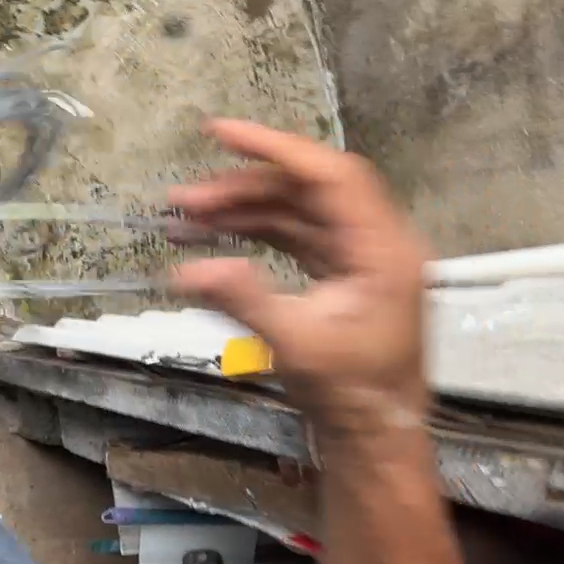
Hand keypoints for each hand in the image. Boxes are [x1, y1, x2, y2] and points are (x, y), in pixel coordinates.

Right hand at [169, 119, 431, 436]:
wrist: (375, 431)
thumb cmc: (350, 390)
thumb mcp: (295, 346)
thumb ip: (244, 301)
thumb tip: (185, 270)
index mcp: (381, 250)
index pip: (330, 176)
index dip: (274, 148)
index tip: (220, 132)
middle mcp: (374, 242)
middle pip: (304, 190)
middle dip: (239, 187)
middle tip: (182, 200)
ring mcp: (356, 256)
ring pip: (292, 210)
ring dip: (237, 209)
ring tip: (182, 219)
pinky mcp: (338, 271)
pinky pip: (289, 234)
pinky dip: (248, 230)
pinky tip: (208, 237)